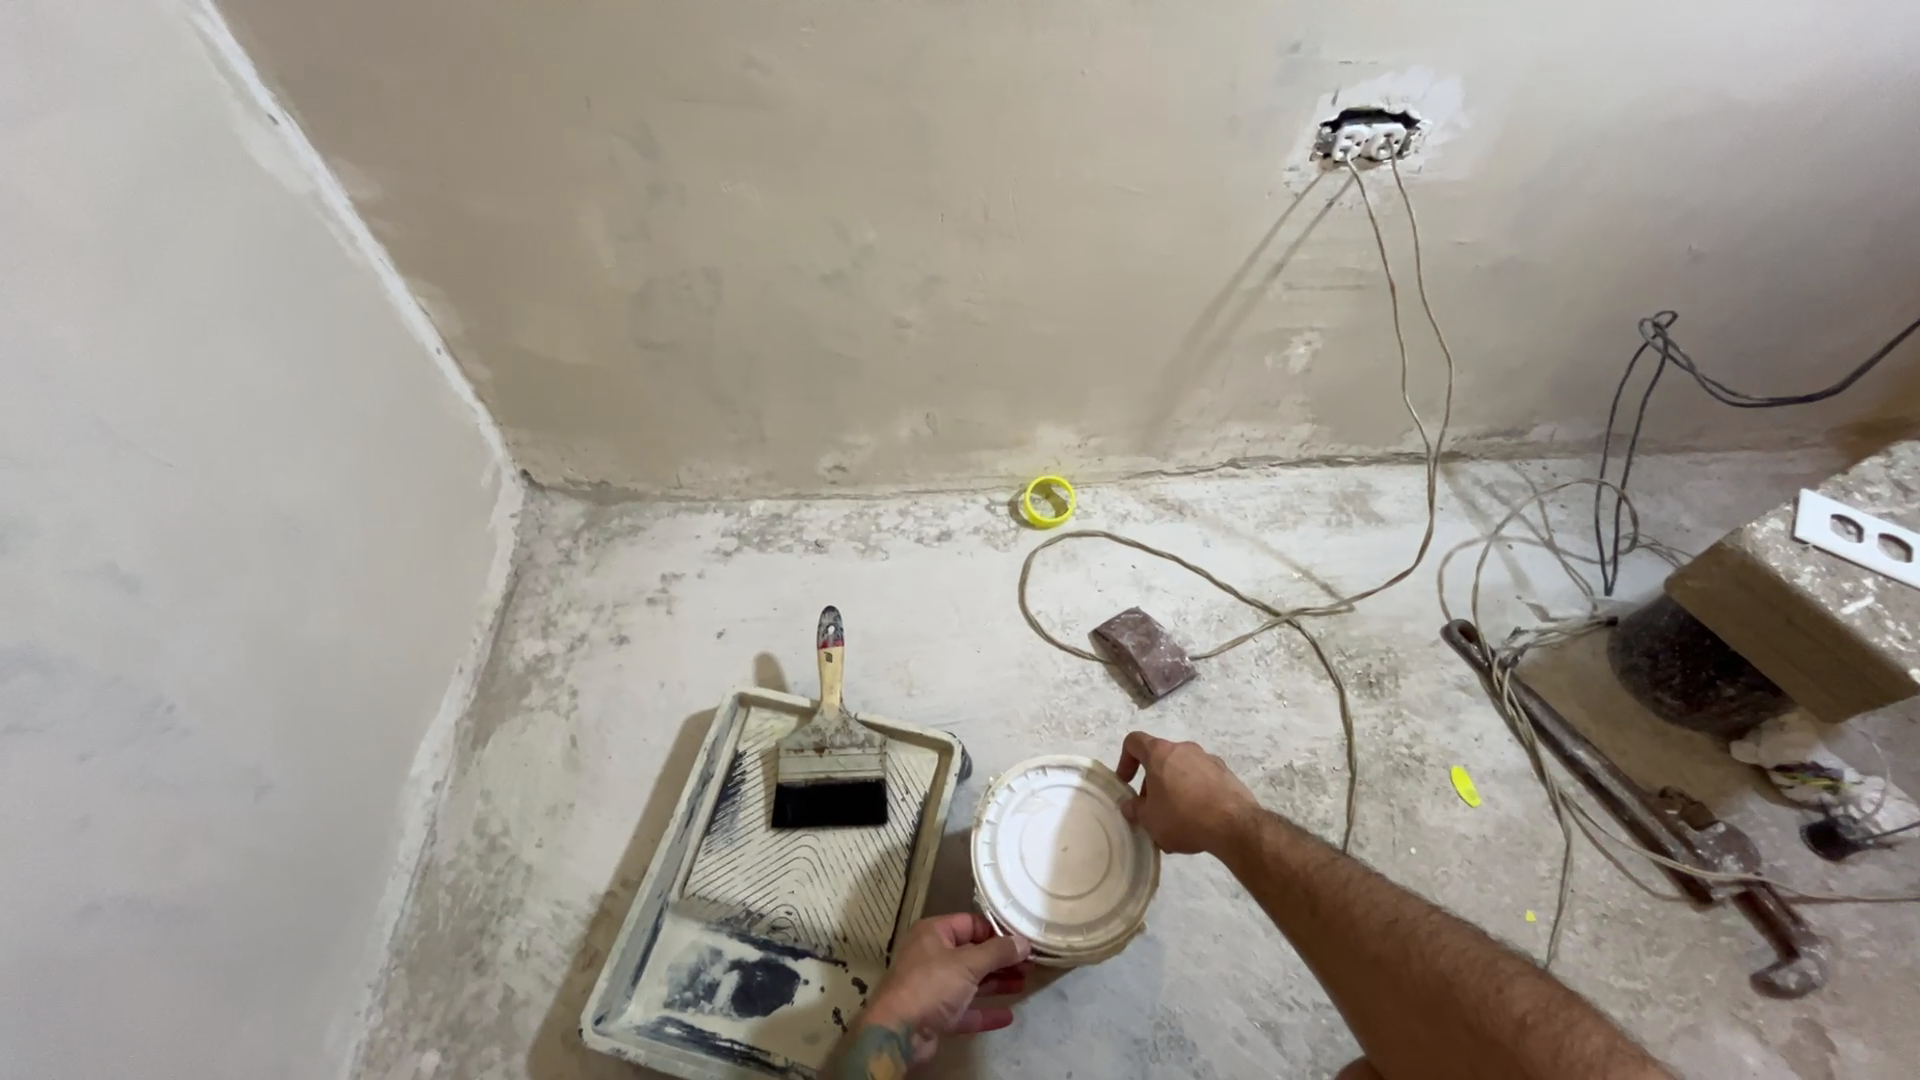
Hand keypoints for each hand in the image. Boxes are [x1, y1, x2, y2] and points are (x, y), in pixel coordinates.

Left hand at [854, 913, 1029, 1066]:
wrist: (898, 1033)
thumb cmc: (931, 985)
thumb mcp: (967, 963)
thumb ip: (997, 952)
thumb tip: (1023, 942)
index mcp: (934, 933)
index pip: (971, 924)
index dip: (996, 931)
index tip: (1022, 940)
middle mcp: (933, 955)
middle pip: (973, 953)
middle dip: (1000, 959)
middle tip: (1029, 964)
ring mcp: (934, 986)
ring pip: (971, 980)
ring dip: (996, 982)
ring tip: (1024, 983)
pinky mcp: (937, 1014)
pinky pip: (966, 1009)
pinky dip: (985, 1011)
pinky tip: (1007, 1016)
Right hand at [1116, 731, 1259, 855]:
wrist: (1234, 825)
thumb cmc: (1183, 816)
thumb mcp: (1149, 820)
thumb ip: (1135, 810)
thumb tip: (1130, 806)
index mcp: (1160, 753)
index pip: (1134, 741)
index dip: (1125, 760)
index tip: (1127, 783)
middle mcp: (1184, 749)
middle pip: (1160, 758)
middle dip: (1152, 782)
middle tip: (1152, 808)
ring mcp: (1208, 759)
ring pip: (1182, 769)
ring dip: (1174, 788)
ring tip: (1177, 819)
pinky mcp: (1227, 774)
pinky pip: (1203, 780)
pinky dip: (1196, 793)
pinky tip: (1199, 819)